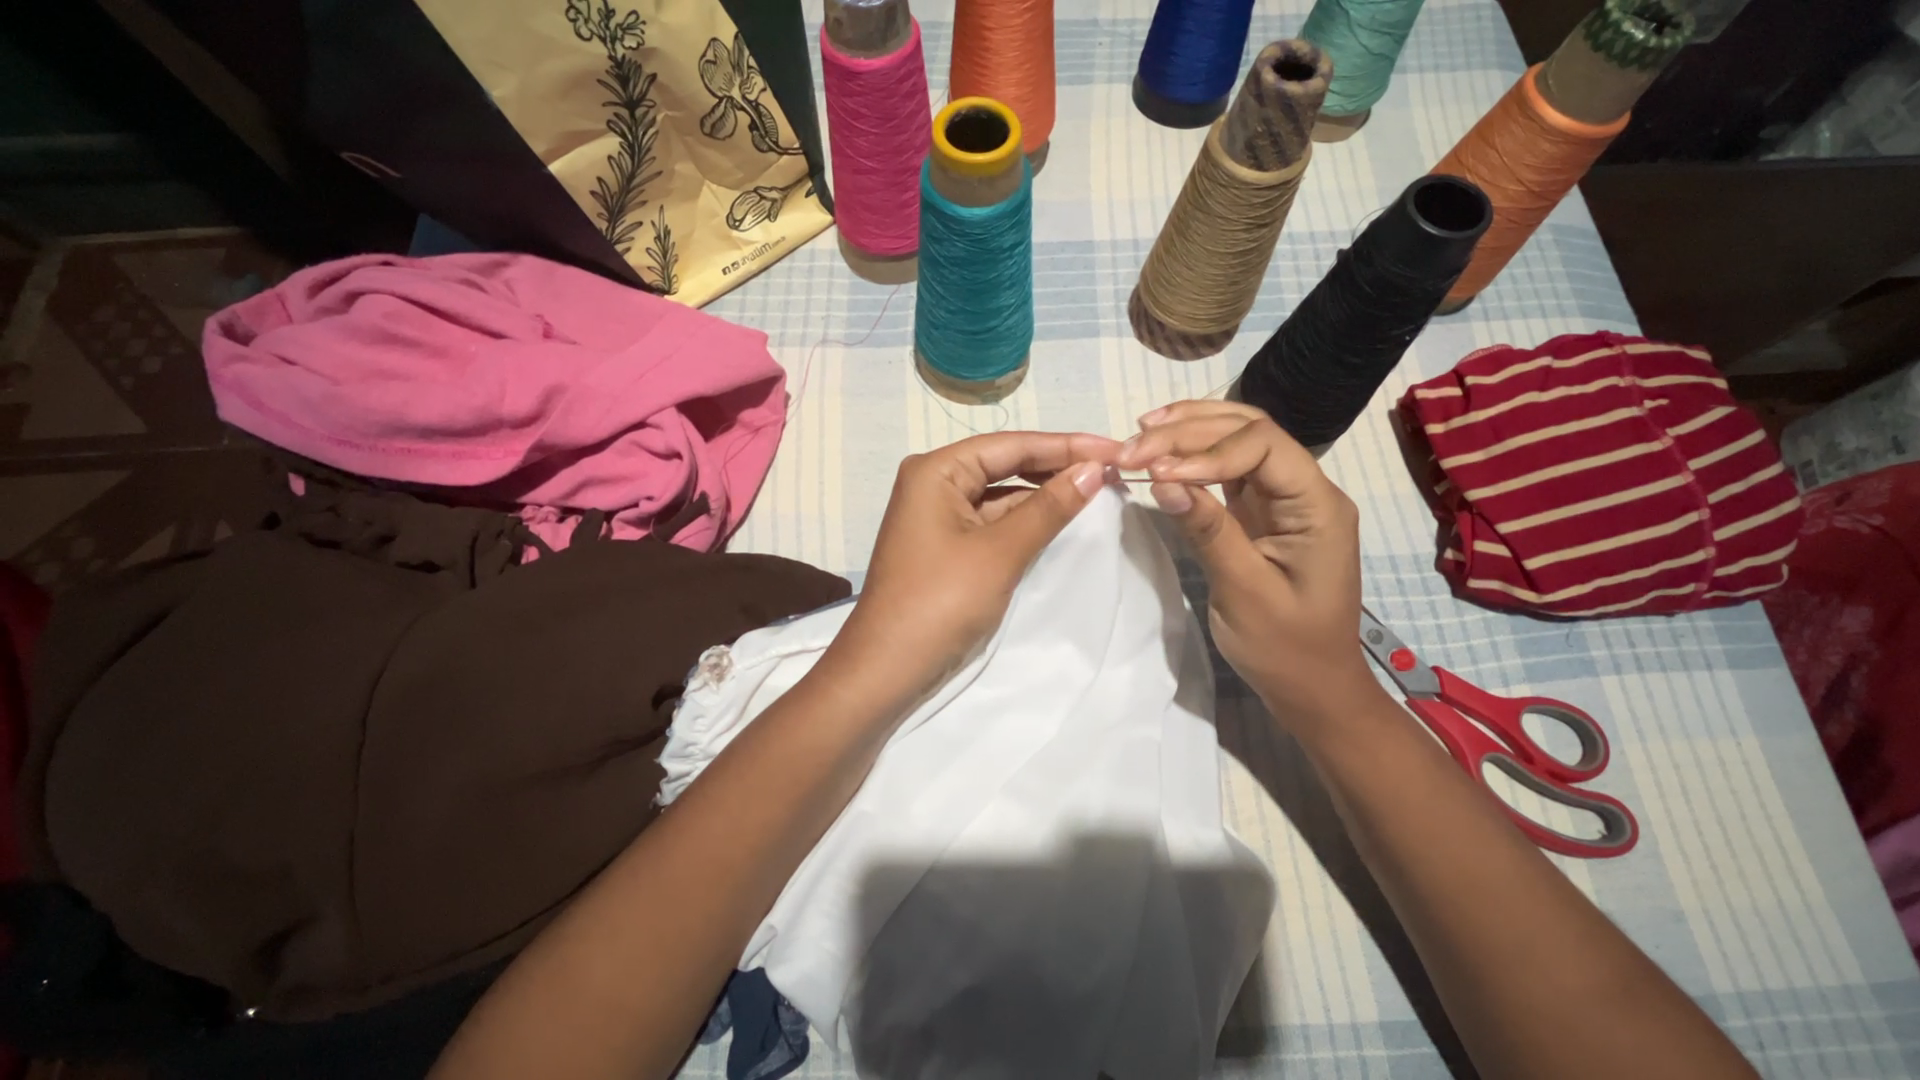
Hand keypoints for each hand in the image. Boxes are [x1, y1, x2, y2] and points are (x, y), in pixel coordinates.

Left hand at [827, 431, 1118, 708]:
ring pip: (1002, 494)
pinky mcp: (947, 547)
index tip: (1117, 448)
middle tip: (1115, 467)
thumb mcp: (1000, 552)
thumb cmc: (940, 602)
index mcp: (936, 470)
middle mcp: (934, 483)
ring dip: (1045, 493)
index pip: (1011, 445)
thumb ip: (1049, 507)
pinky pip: (993, 521)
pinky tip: (1062, 518)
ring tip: (1099, 488)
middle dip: (1058, 466)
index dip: (1067, 445)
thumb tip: (1094, 469)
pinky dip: (1027, 519)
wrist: (887, 668)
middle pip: (1006, 464)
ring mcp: (939, 517)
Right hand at [1117, 401, 1379, 733]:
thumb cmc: (1286, 648)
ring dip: (1190, 432)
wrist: (1312, 686)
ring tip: (1141, 432)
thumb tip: (1162, 479)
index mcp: (1317, 505)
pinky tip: (1163, 452)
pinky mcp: (1262, 511)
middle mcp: (1306, 489)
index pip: (1264, 445)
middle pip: (1250, 431)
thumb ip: (1208, 529)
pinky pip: (1230, 468)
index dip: (1207, 450)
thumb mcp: (1244, 591)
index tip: (1156, 473)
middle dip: (1190, 432)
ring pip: (1238, 441)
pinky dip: (1194, 456)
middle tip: (1132, 447)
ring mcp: (1284, 498)